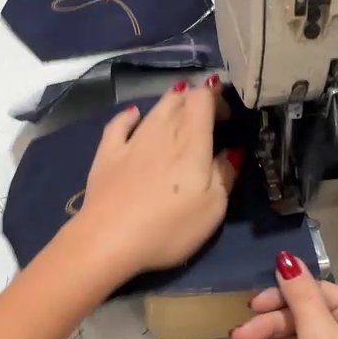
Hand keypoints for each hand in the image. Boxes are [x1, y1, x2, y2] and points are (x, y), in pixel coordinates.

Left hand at [63, 78, 234, 280]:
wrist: (108, 240)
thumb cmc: (168, 228)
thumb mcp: (212, 209)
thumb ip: (224, 174)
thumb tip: (231, 151)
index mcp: (191, 141)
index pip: (204, 99)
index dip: (217, 98)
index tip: (225, 117)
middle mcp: (161, 131)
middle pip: (179, 99)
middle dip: (196, 100)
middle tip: (206, 118)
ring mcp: (131, 141)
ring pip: (154, 109)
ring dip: (170, 104)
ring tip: (179, 114)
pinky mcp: (107, 154)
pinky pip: (119, 123)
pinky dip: (131, 116)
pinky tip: (135, 115)